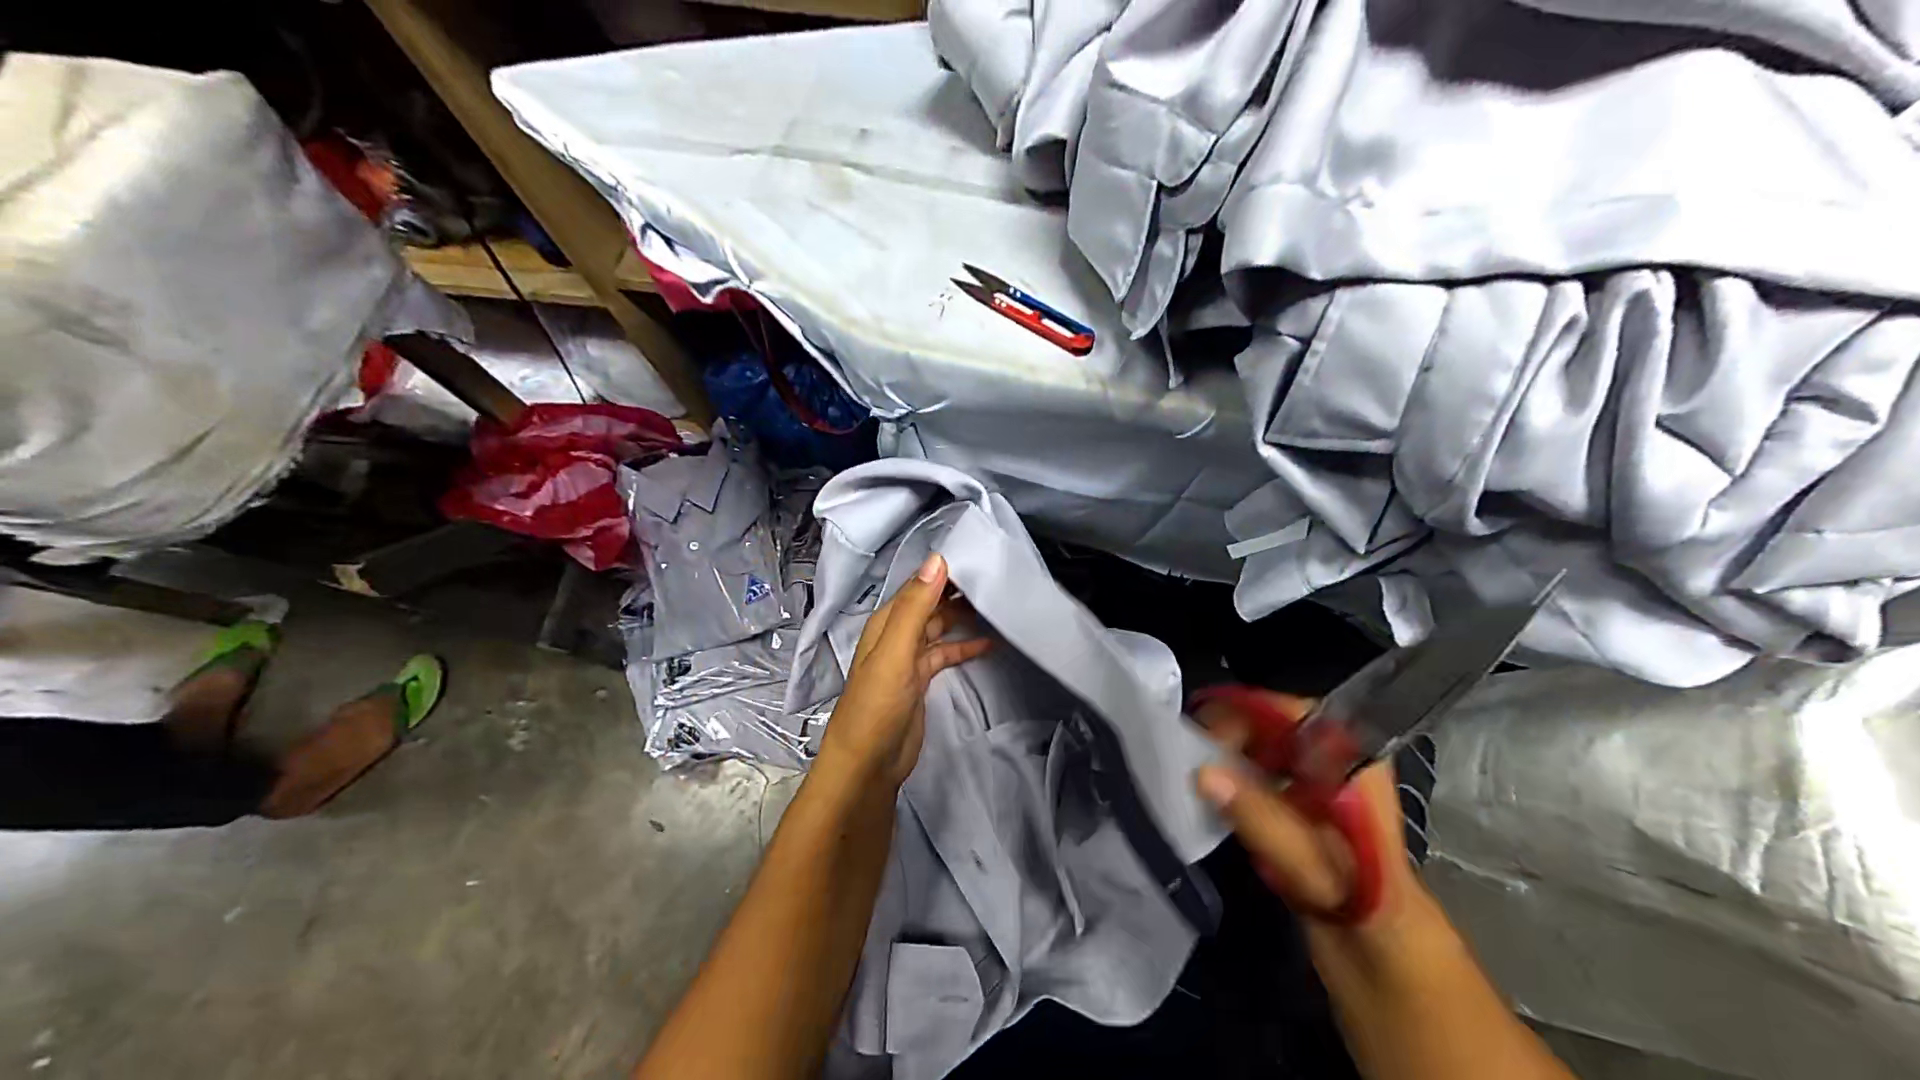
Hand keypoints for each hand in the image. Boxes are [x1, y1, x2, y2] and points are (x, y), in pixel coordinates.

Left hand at [816, 553, 991, 789]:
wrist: (869, 763)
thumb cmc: (877, 705)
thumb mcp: (895, 652)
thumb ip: (915, 607)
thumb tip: (937, 560)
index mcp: (886, 622)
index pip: (919, 585)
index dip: (946, 571)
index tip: (980, 557)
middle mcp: (896, 635)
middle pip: (931, 604)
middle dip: (958, 592)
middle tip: (996, 581)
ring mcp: (909, 658)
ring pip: (940, 627)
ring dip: (963, 618)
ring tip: (996, 607)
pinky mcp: (921, 680)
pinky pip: (946, 653)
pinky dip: (965, 647)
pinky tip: (988, 644)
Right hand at [1193, 690, 1420, 929]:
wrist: (1387, 961)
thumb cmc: (1360, 909)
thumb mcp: (1312, 868)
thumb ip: (1261, 819)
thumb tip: (1204, 772)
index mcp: (1352, 762)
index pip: (1291, 711)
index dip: (1245, 716)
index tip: (1205, 740)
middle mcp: (1335, 762)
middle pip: (1272, 726)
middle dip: (1229, 738)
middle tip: (1191, 761)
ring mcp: (1317, 783)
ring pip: (1261, 749)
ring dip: (1227, 760)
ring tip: (1196, 778)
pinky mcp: (1300, 805)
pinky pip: (1258, 774)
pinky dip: (1234, 782)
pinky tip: (1216, 802)